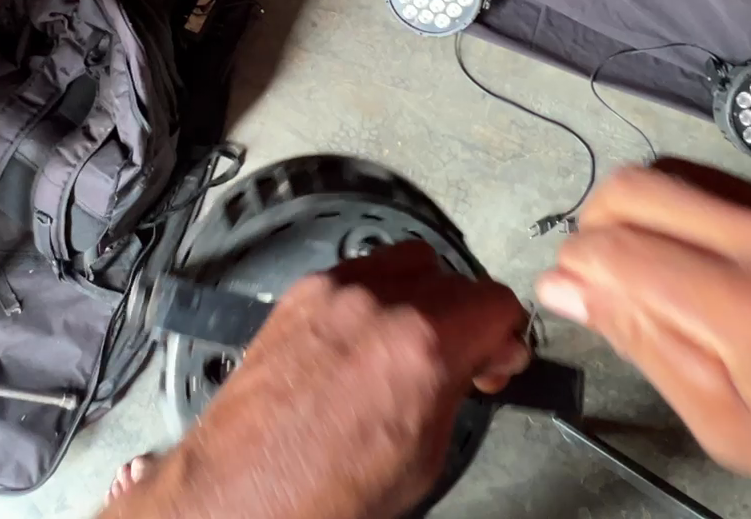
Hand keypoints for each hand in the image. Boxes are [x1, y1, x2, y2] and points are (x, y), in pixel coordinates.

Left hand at [106, 240, 529, 518]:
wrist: (245, 490)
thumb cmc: (325, 489)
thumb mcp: (426, 452)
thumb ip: (459, 385)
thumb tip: (479, 357)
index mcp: (422, 345)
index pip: (496, 301)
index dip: (505, 333)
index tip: (497, 352)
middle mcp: (380, 302)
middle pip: (457, 279)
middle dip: (469, 318)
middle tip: (461, 354)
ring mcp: (338, 289)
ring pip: (411, 261)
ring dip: (425, 294)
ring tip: (412, 338)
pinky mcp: (306, 289)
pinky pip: (362, 269)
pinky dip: (378, 293)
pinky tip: (368, 332)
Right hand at [535, 160, 750, 518]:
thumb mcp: (721, 423)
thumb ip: (637, 338)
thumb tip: (561, 287)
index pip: (620, 251)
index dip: (577, 265)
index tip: (570, 287)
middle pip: (638, 186)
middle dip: (595, 223)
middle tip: (601, 271)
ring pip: (674, 172)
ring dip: (642, 213)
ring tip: (656, 266)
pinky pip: (723, 183)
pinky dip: (693, 213)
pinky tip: (715, 261)